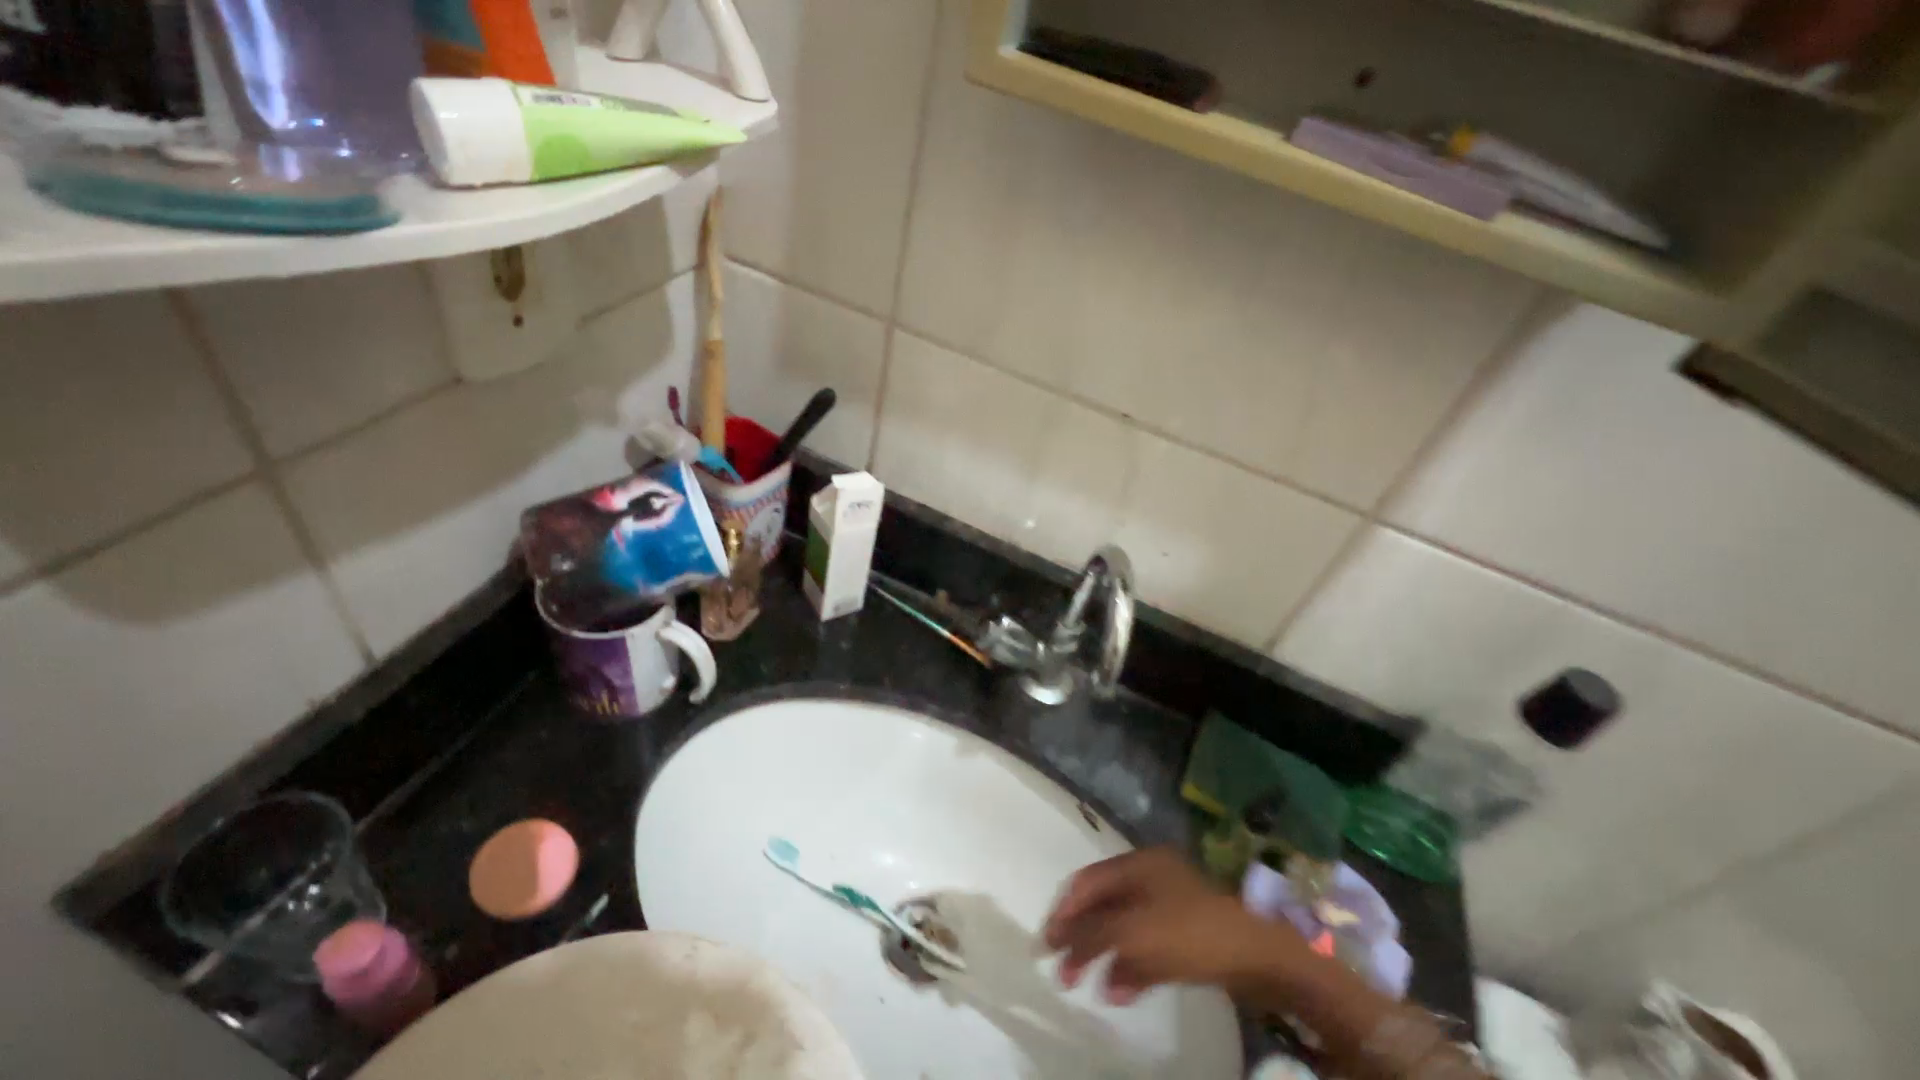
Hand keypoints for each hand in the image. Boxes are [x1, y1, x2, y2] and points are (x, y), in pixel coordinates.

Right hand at [1042, 848, 1307, 1005]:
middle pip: (1103, 906)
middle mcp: (1152, 879)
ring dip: (1103, 957)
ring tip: (1087, 986)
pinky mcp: (1188, 936)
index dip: (1063, 911)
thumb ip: (1089, 934)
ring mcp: (1172, 907)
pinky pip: (1148, 949)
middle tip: (1062, 971)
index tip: (1046, 944)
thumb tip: (1061, 943)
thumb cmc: (1190, 932)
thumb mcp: (1131, 932)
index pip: (1086, 882)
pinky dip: (1130, 967)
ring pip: (1124, 930)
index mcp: (1139, 864)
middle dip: (1080, 939)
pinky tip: (1120, 992)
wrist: (1260, 955)